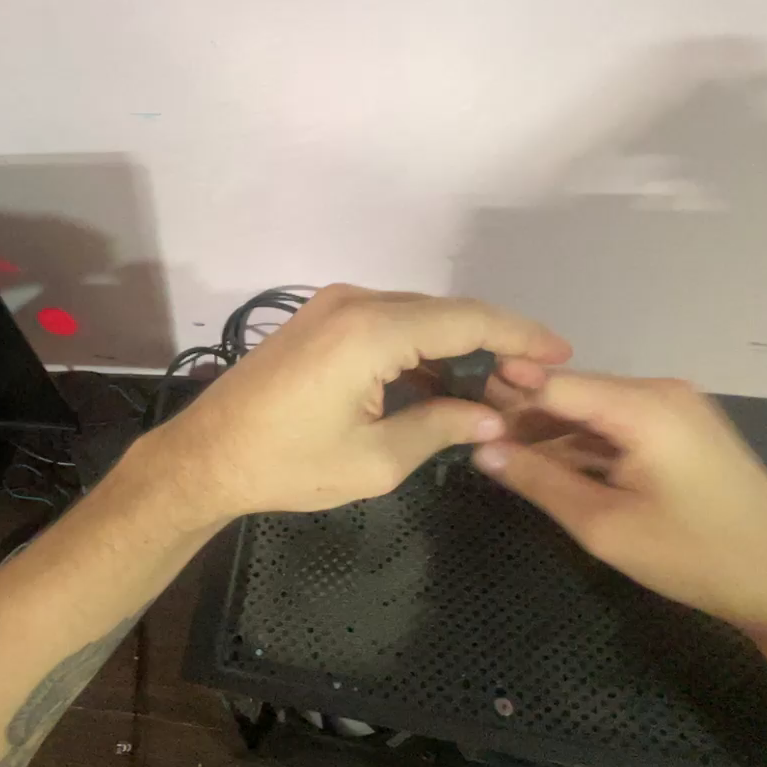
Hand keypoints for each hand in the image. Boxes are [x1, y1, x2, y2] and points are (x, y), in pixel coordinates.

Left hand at [137, 285, 571, 520]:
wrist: (205, 457)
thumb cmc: (287, 464)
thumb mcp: (375, 459)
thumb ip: (440, 428)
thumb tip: (493, 417)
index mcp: (371, 330)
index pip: (468, 320)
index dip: (521, 335)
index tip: (561, 354)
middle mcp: (353, 302)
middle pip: (443, 314)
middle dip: (491, 346)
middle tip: (530, 387)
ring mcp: (329, 307)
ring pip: (414, 318)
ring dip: (453, 349)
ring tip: (493, 390)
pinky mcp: (315, 322)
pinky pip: (382, 325)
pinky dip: (415, 350)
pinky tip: (438, 382)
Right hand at [472, 372, 766, 632]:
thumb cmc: (695, 556)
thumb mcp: (602, 524)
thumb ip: (536, 480)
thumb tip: (478, 449)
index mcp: (643, 406)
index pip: (551, 383)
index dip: (501, 393)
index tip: (455, 408)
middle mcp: (659, 392)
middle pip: (570, 392)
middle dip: (521, 414)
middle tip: (472, 439)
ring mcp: (674, 409)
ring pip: (588, 409)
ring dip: (547, 432)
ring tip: (499, 454)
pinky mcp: (680, 430)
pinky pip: (614, 424)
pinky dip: (580, 442)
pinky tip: (547, 464)